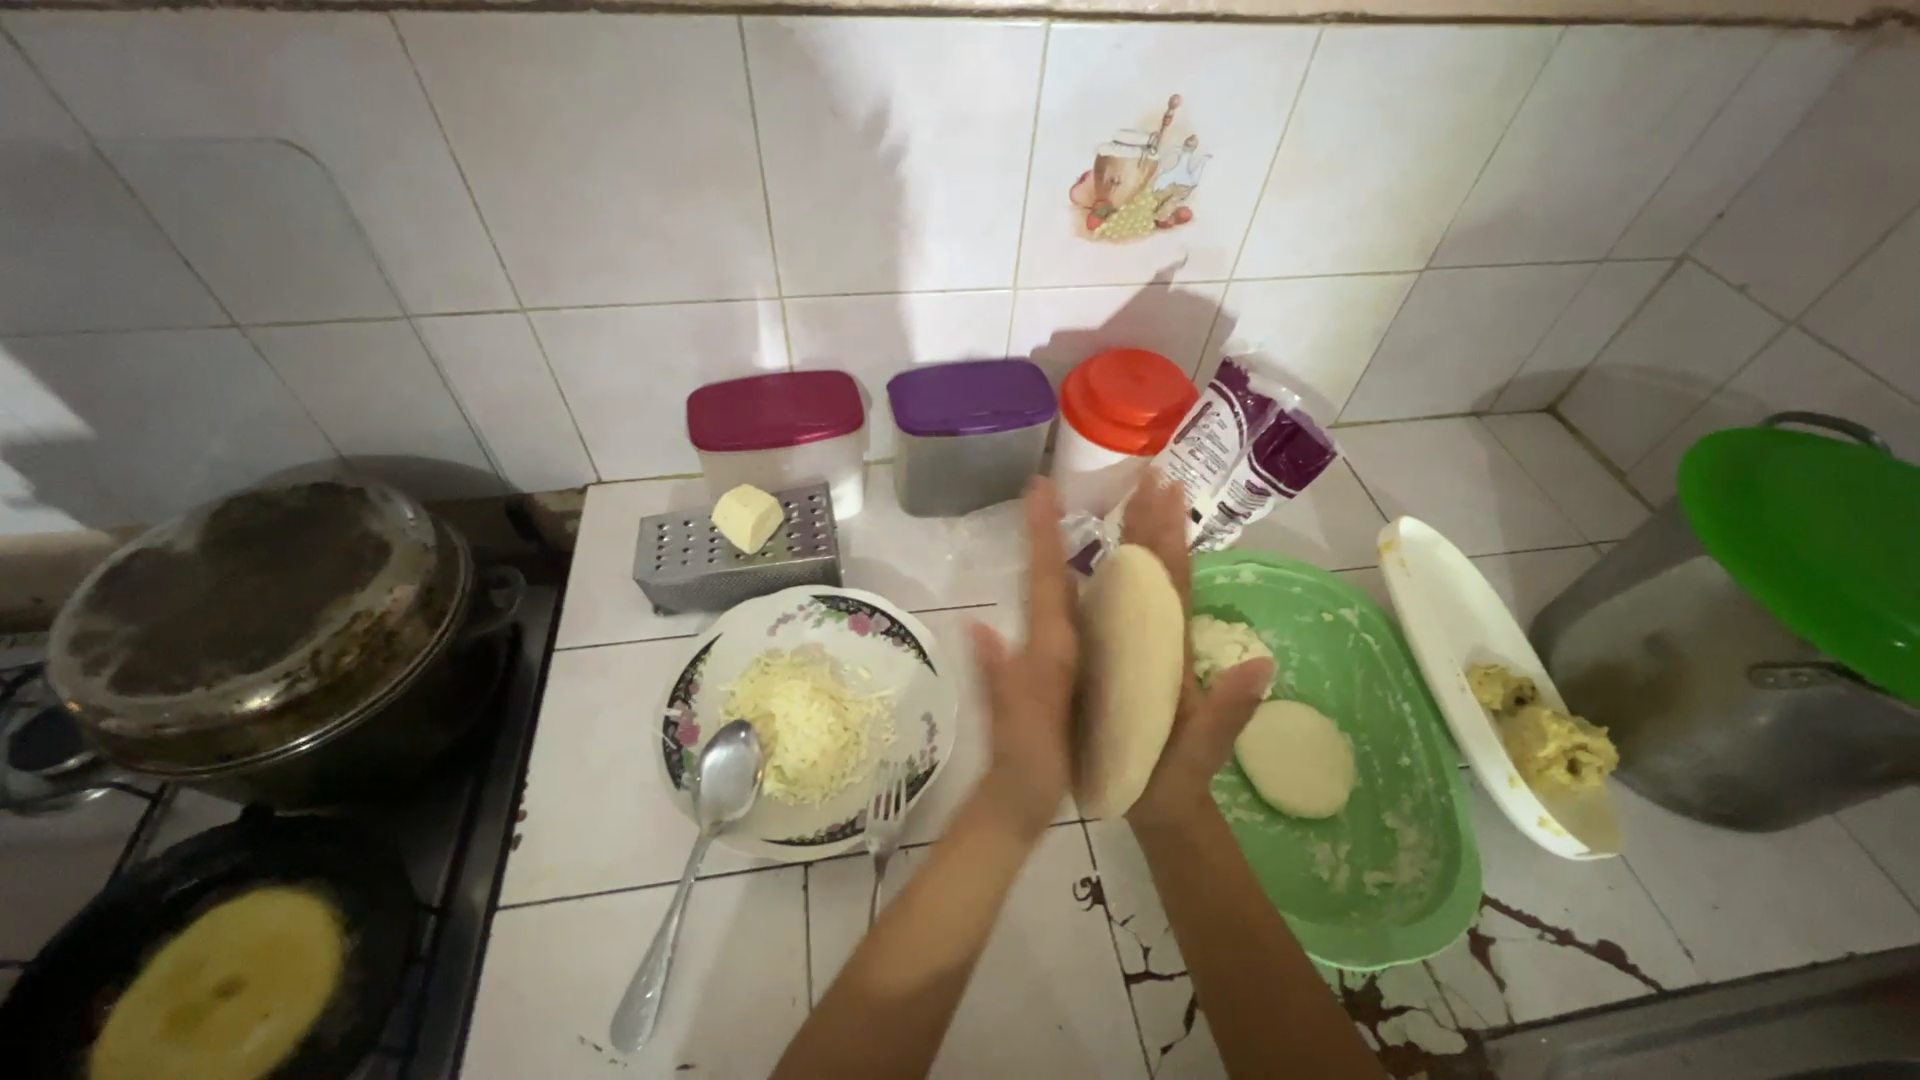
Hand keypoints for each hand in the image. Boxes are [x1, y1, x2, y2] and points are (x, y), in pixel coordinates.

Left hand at [967, 479, 1078, 839]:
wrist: (1020, 796)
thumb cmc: (1022, 760)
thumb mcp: (1010, 718)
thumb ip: (996, 675)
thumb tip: (976, 623)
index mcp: (1044, 643)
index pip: (1043, 576)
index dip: (1042, 532)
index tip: (1039, 486)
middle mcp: (1051, 637)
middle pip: (1057, 572)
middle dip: (1064, 527)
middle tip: (1075, 481)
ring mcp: (1061, 651)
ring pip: (1072, 588)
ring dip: (1080, 548)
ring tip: (1102, 508)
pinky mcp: (1074, 668)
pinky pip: (1086, 617)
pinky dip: (1094, 587)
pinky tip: (1114, 574)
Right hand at [1118, 473, 1274, 829]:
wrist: (1162, 806)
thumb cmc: (1177, 778)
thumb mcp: (1205, 752)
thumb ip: (1230, 713)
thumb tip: (1263, 662)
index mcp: (1174, 649)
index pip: (1172, 583)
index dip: (1167, 536)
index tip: (1164, 487)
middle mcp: (1157, 638)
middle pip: (1157, 570)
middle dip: (1153, 519)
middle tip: (1150, 469)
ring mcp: (1137, 649)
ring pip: (1137, 583)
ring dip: (1135, 536)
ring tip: (1130, 494)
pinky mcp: (1117, 662)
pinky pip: (1112, 610)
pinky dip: (1106, 576)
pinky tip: (1090, 557)